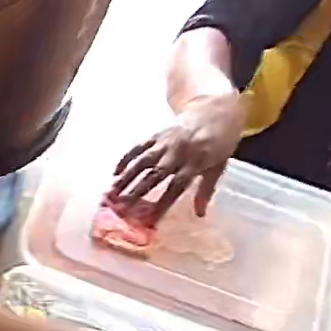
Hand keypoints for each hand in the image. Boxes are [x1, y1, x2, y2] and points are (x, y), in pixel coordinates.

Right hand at [106, 91, 246, 222]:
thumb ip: (206, 191)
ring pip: (142, 161)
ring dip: (126, 177)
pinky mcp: (157, 135)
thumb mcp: (217, 168)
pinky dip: (125, 159)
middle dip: (137, 191)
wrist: (217, 111)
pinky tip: (115, 172)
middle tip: (122, 206)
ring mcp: (166, 142)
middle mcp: (178, 152)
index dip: (162, 203)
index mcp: (196, 162)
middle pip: (155, 174)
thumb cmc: (218, 144)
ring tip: (112, 192)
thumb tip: (200, 215)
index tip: (149, 219)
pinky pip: (138, 147)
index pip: (176, 187)